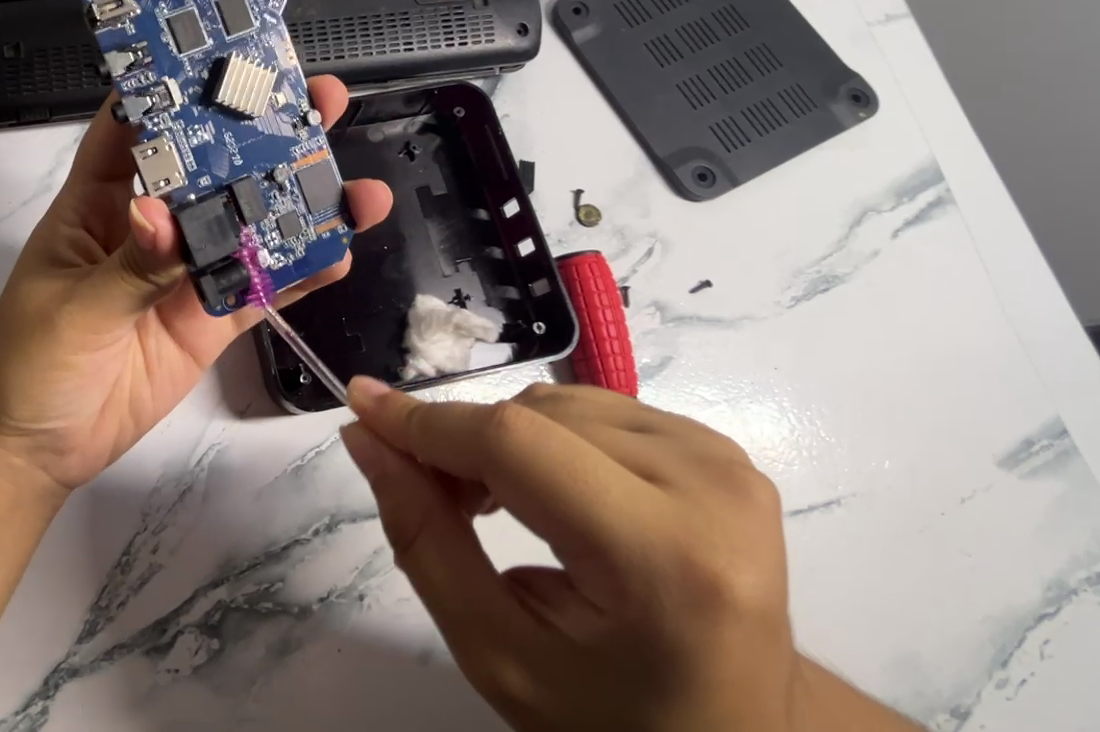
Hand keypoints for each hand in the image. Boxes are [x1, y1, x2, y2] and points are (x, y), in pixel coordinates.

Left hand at [0, 75, 392, 492]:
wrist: (35, 449)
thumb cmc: (27, 364)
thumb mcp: (72, 308)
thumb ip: (129, 266)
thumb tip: (163, 215)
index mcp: (96, 205)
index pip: (134, 129)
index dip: (174, 89)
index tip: (224, 55)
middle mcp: (146, 228)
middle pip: (209, 170)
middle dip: (259, 136)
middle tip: (317, 102)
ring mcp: (182, 275)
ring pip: (246, 227)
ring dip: (295, 203)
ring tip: (350, 178)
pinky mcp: (207, 322)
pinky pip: (259, 292)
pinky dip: (299, 274)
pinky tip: (340, 251)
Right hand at [341, 379, 918, 731]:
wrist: (741, 730)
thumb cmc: (609, 716)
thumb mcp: (497, 651)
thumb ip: (422, 538)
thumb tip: (365, 437)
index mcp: (664, 560)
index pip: (517, 448)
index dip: (427, 421)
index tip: (359, 405)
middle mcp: (711, 489)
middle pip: (533, 416)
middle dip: (460, 443)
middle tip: (433, 499)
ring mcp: (725, 461)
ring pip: (557, 402)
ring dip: (501, 437)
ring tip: (492, 504)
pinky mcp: (721, 448)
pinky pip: (592, 407)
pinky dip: (544, 435)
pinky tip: (545, 490)